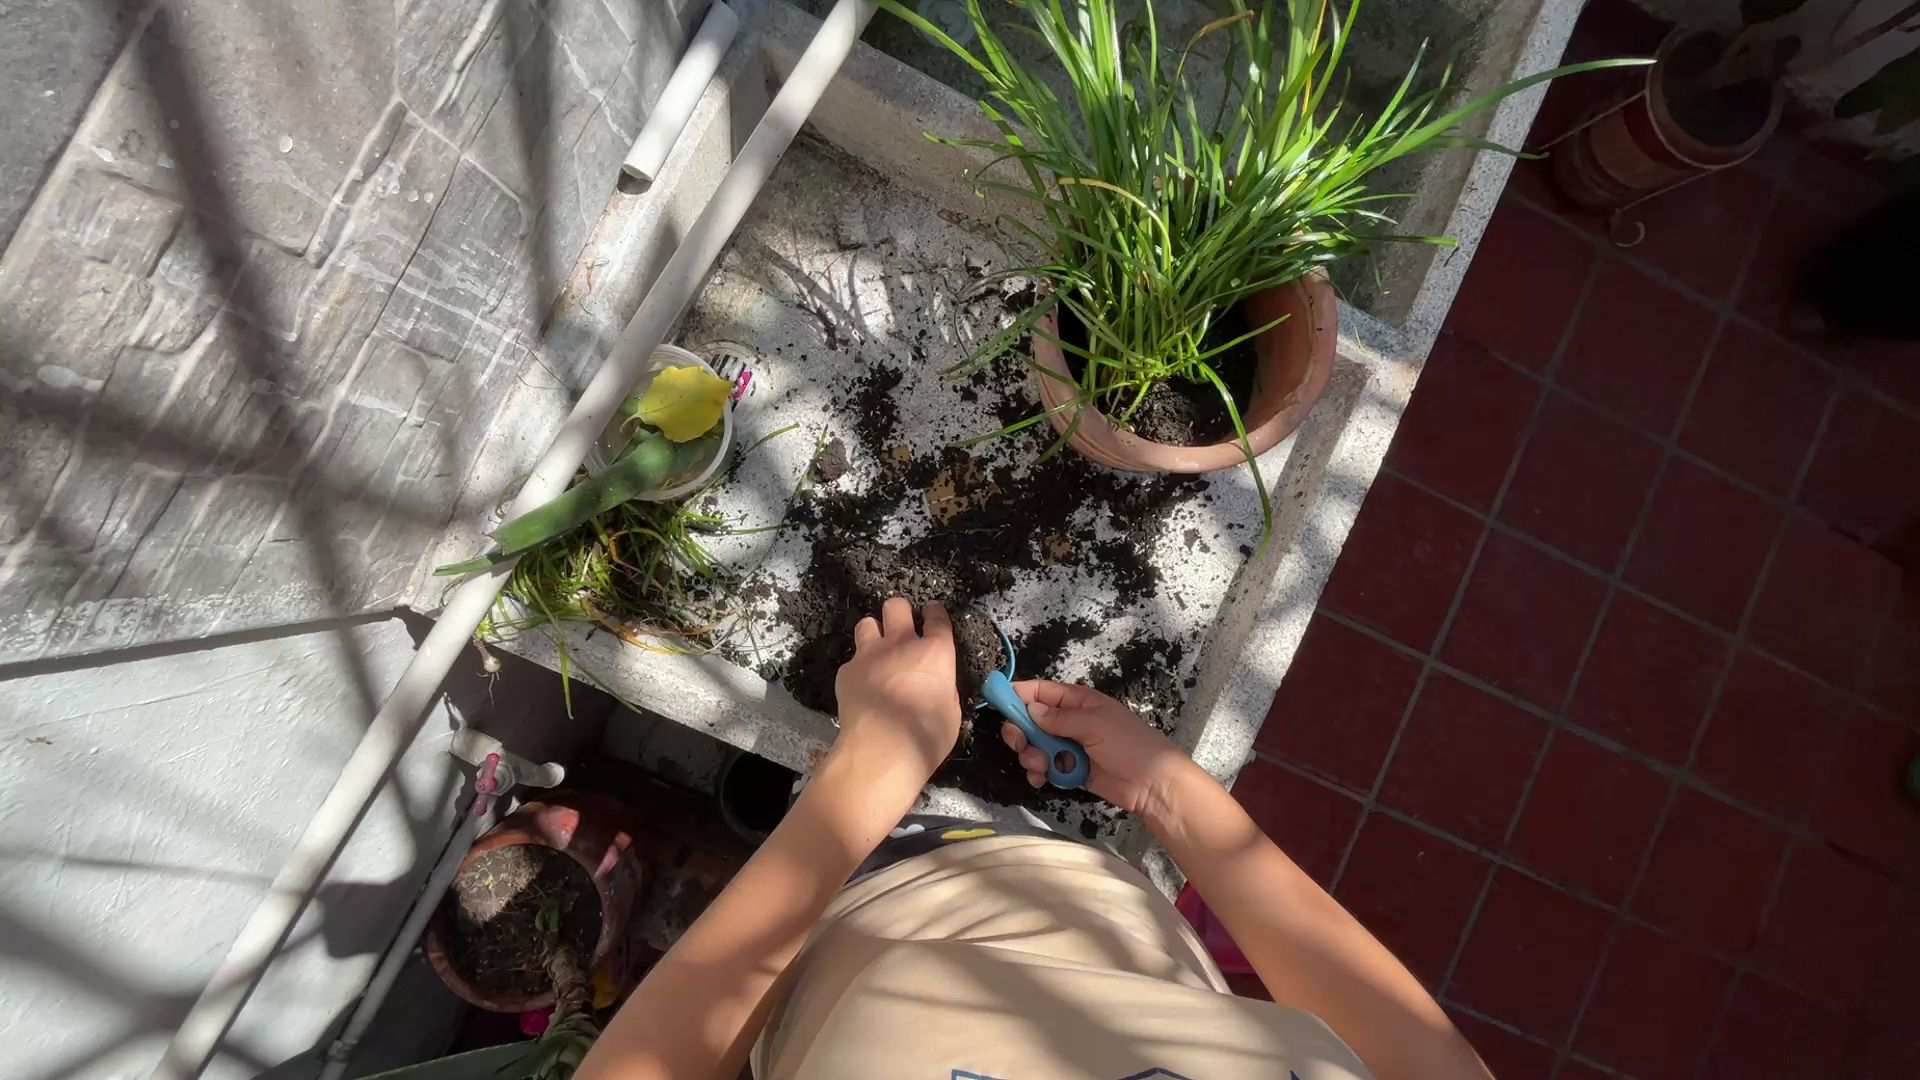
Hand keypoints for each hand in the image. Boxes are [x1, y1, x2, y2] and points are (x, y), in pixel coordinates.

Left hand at [831, 597, 962, 789]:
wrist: (880, 750)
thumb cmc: (926, 735)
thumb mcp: (951, 711)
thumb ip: (943, 687)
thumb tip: (936, 684)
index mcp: (935, 652)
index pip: (936, 616)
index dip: (934, 613)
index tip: (932, 617)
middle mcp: (901, 644)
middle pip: (896, 606)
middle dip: (899, 612)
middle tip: (900, 629)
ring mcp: (870, 654)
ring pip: (867, 622)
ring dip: (874, 633)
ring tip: (877, 652)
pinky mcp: (846, 670)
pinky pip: (853, 659)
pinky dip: (858, 668)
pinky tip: (862, 687)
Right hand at [1002, 680, 1195, 819]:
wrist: (1154, 785)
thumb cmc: (1129, 745)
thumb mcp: (1095, 724)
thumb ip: (1059, 717)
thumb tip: (1029, 708)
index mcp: (1078, 701)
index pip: (1042, 691)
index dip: (1018, 694)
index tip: (996, 700)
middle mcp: (1070, 721)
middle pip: (1031, 720)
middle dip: (1022, 731)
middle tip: (1020, 742)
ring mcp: (1069, 746)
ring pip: (1035, 745)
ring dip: (1031, 755)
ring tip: (1043, 765)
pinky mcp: (1070, 770)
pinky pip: (1044, 767)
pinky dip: (1038, 772)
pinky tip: (1041, 778)